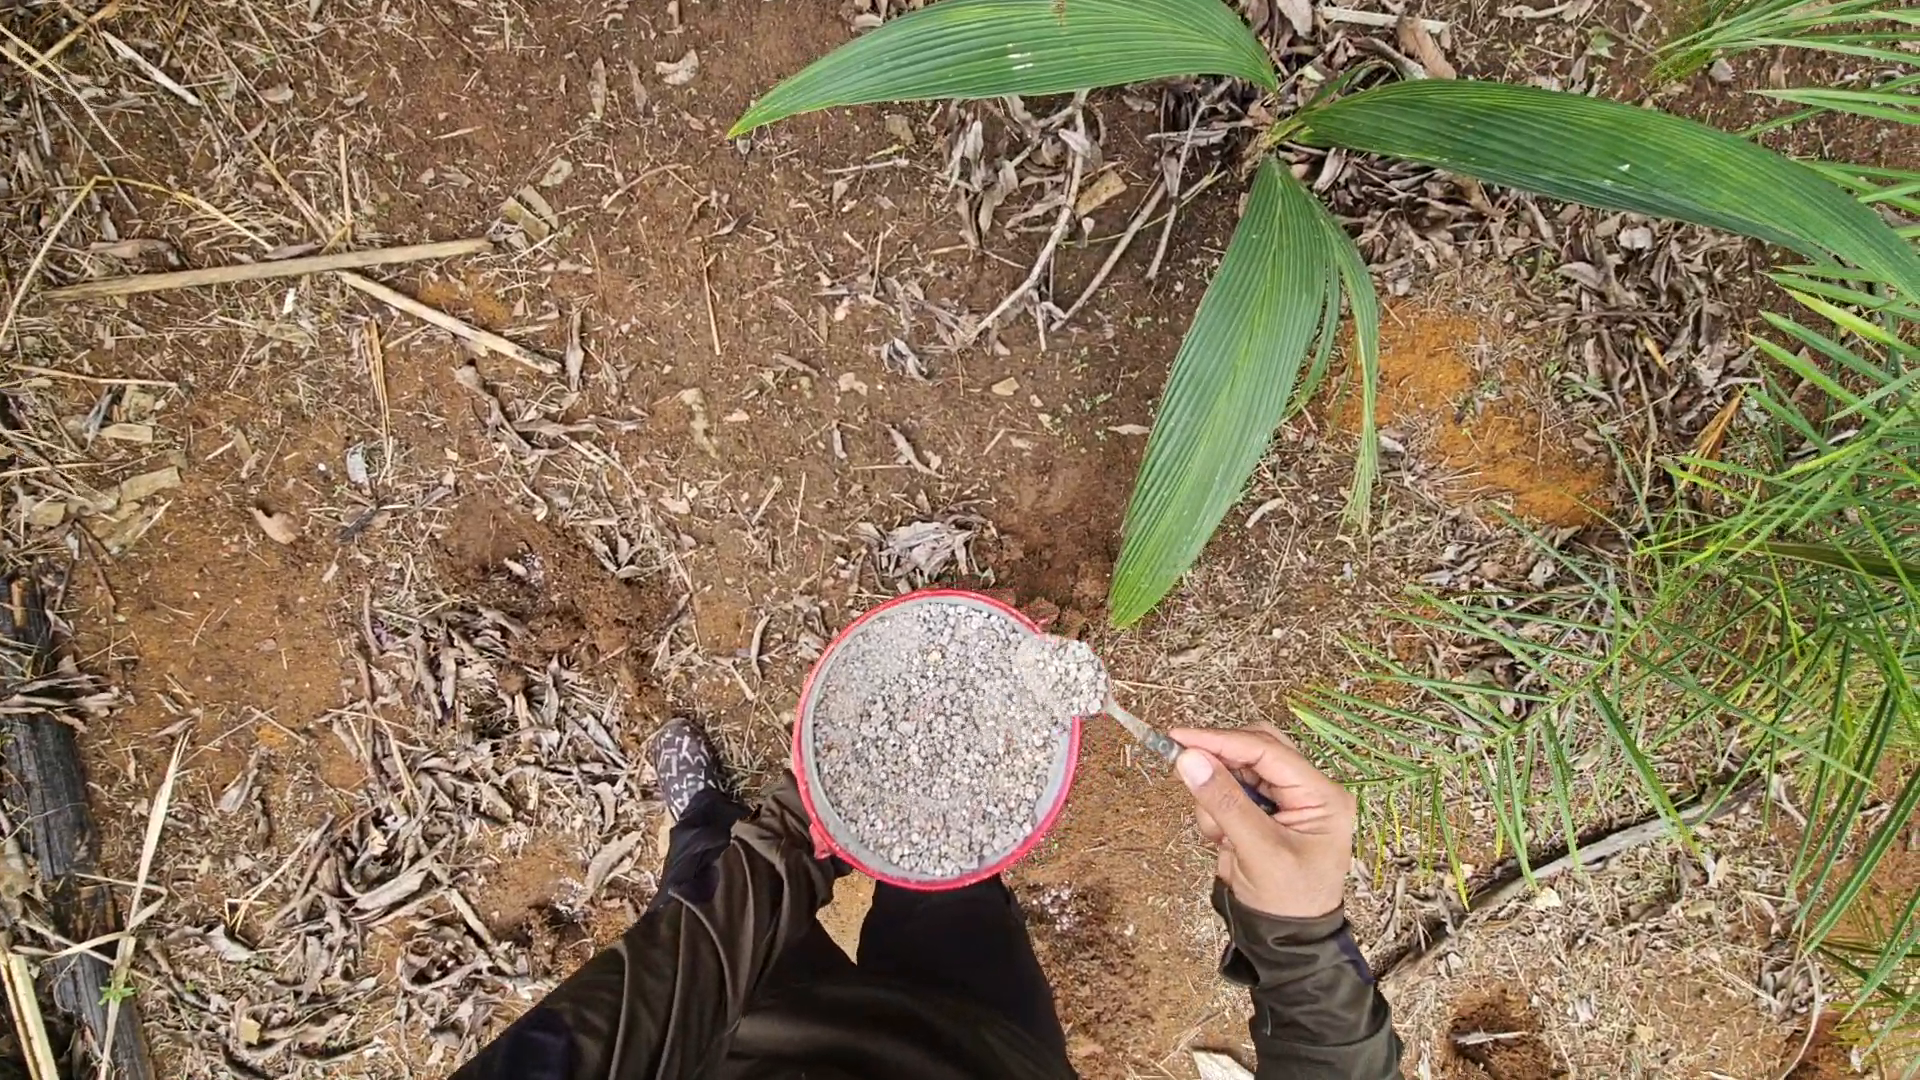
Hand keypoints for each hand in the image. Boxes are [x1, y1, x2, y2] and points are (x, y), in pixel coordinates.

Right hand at [1170, 724, 1355, 919]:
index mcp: (1321, 794)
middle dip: (1219, 760)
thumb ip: (1224, 802)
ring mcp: (1280, 798)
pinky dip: (1213, 808)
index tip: (1179, 738)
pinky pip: (1225, 789)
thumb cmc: (1286, 901)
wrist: (1284, 941)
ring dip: (1215, 791)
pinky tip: (1222, 839)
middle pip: (1253, 748)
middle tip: (1183, 763)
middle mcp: (1303, 789)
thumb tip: (1187, 758)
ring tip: (1218, 833)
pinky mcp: (1257, 809)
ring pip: (1234, 767)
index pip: (1266, 750)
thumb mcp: (1258, 852)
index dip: (1221, 740)